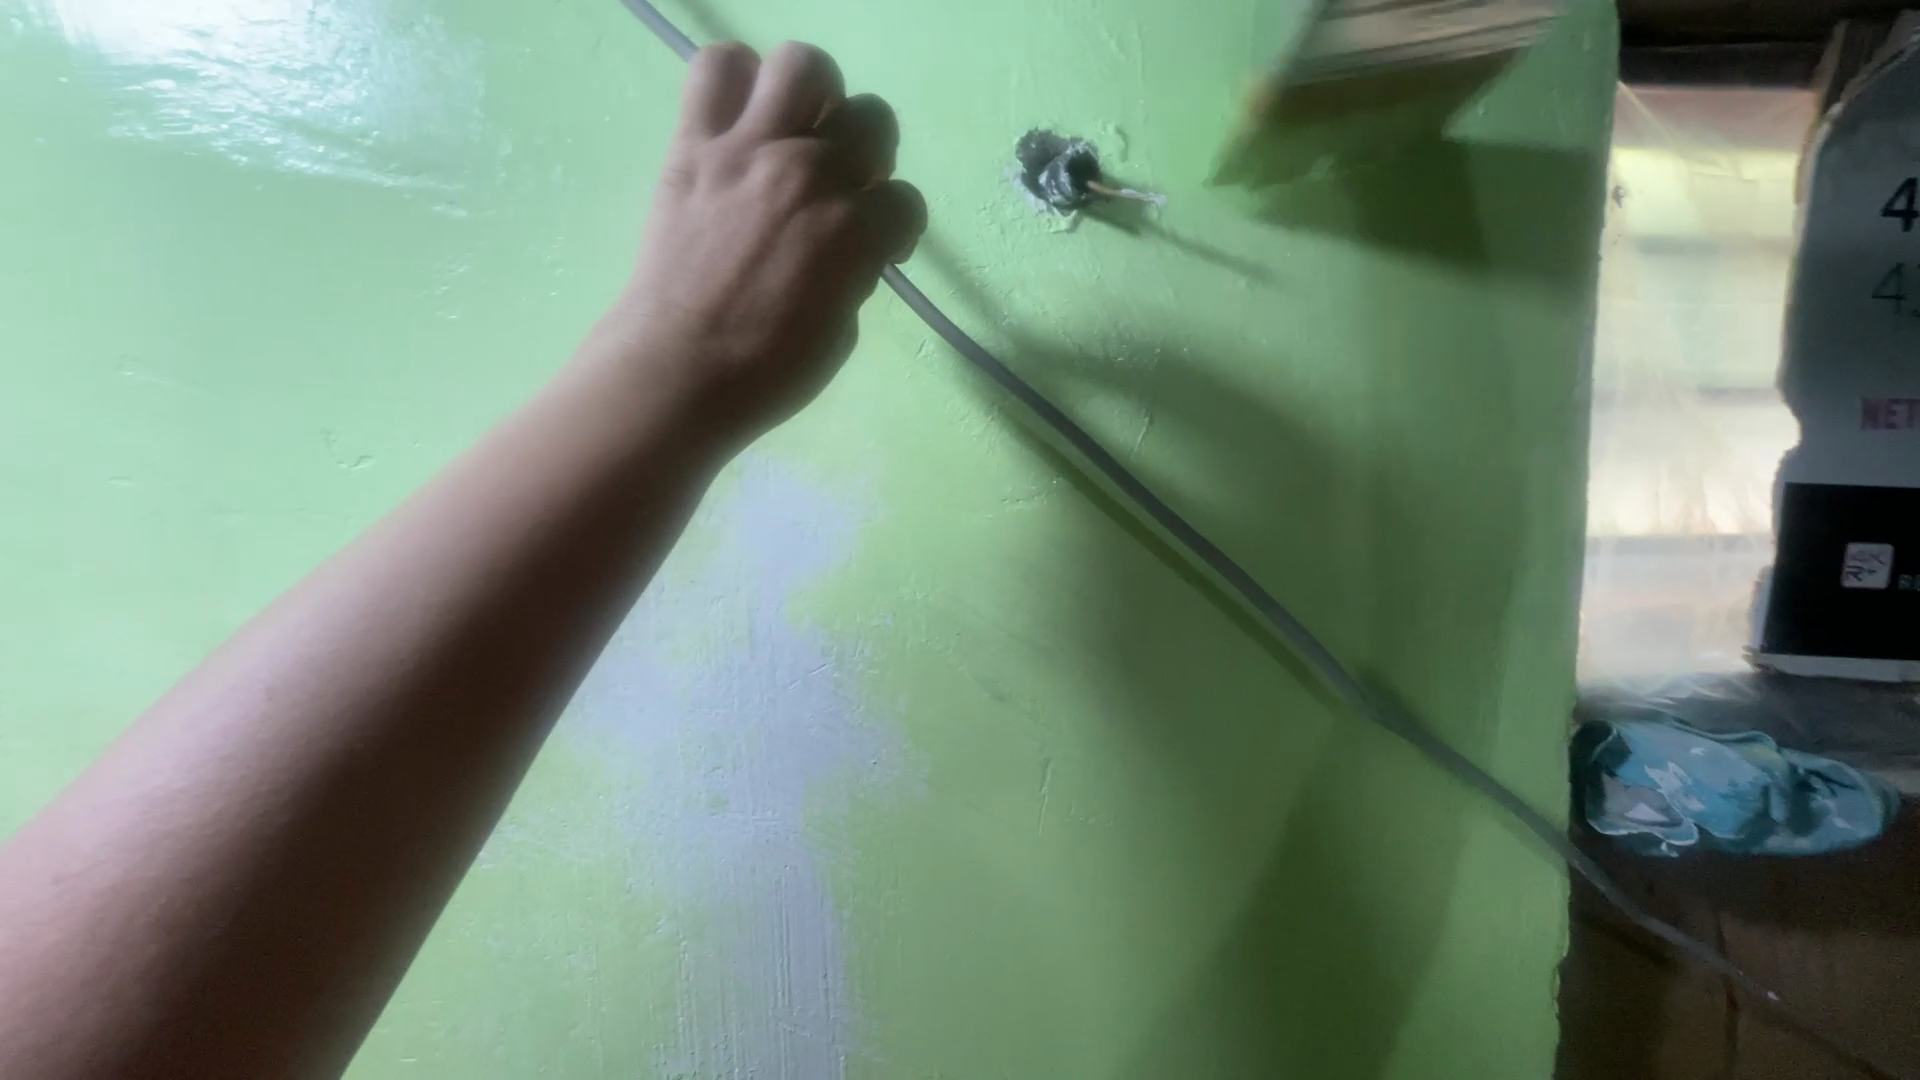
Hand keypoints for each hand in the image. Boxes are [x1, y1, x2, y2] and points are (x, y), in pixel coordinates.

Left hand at [606, 41, 926, 440]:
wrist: (682, 371)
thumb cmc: (770, 371)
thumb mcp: (841, 331)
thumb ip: (855, 272)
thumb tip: (850, 245)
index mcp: (856, 231)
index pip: (906, 202)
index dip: (898, 228)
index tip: (880, 250)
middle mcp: (812, 174)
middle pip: (873, 120)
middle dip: (871, 157)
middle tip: (845, 188)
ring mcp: (750, 150)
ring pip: (804, 66)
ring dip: (815, 97)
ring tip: (799, 133)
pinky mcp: (695, 144)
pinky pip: (717, 68)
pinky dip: (736, 80)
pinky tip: (742, 118)